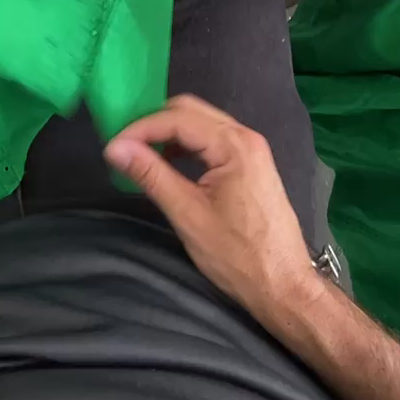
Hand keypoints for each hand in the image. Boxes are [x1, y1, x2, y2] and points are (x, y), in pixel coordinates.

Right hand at [105, 95, 326, 318]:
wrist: (286, 289)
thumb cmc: (238, 256)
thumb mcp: (188, 214)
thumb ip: (151, 174)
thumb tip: (115, 148)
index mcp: (234, 145)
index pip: (177, 119)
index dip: (140, 128)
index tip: (113, 147)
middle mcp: (245, 136)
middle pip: (189, 110)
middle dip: (153, 123)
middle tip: (126, 146)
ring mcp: (251, 148)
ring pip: (200, 121)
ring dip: (169, 131)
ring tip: (142, 153)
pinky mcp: (251, 162)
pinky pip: (212, 137)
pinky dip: (186, 142)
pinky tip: (171, 161)